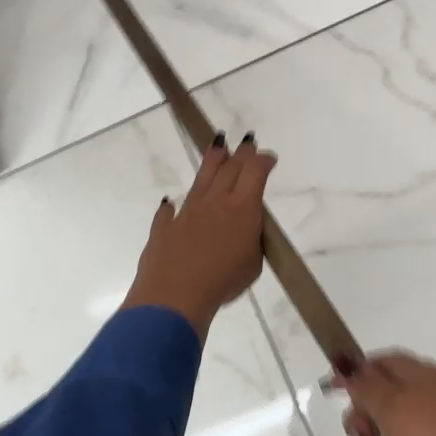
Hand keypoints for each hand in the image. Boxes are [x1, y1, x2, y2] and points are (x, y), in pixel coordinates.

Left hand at [122, 133, 275, 338]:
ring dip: (212, 161)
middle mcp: (215, 201)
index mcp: (242, 208)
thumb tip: (244, 231)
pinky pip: (170, 211)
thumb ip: (251, 242)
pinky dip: (173, 206)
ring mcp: (187, 211)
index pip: (255, 173)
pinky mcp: (166, 226)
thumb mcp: (253, 264)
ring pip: (202, 179)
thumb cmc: (223, 280)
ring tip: (218, 146)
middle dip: (242, 154)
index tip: (269, 157)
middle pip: (230, 168)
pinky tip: (170, 203)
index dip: (263, 162)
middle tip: (248, 143)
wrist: (176, 292)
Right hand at [336, 353, 435, 435]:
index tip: (334, 387)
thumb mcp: (393, 405)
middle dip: (362, 425)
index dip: (358, 372)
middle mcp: (421, 408)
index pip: (383, 364)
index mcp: (420, 380)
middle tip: (362, 433)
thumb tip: (349, 366)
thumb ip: (366, 385)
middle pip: (374, 408)